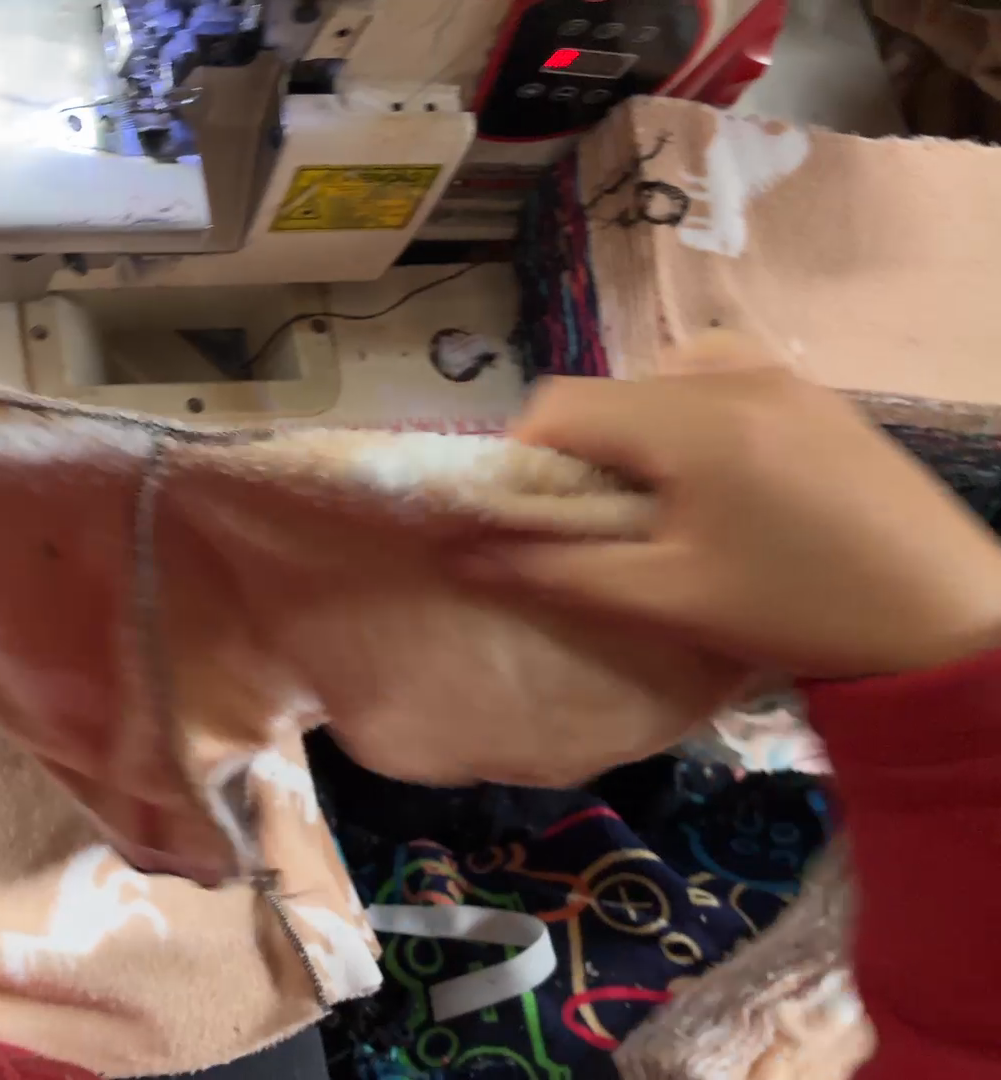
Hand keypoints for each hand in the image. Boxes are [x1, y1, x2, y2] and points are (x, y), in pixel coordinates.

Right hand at [464, 337, 1000, 678]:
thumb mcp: (657, 598)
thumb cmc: (796, 611)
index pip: (557, 406)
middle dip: (566, 449)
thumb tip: (456, 556)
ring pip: (642, 380)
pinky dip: (668, 406)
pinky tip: (692, 457)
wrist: (955, 623)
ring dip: (614, 430)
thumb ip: (547, 568)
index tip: (529, 511)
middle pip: (596, 392)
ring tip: (640, 490)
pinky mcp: (805, 389)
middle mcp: (734, 378)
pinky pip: (702, 371)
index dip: (519, 456)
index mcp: (696, 423)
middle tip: (584, 513)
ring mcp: (778, 376)